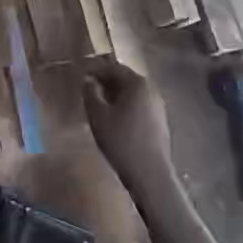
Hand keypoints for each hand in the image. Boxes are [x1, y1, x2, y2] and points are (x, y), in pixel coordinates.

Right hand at [81, 58, 173, 190]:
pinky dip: (126, 106)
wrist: (150, 173)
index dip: (96, 70)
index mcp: (137, 83)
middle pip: (126, 79)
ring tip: (99, 104)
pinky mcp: (160, 121)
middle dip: (106, 82)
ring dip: (116, 95)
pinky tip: (115, 118)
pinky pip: (139, 105)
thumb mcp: (98, 116)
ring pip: (133, 93)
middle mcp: (151, 89)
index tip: (82, 74)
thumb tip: (88, 80)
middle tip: (89, 89)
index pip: (114, 68)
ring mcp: (158, 105)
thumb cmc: (121, 141)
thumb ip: (90, 93)